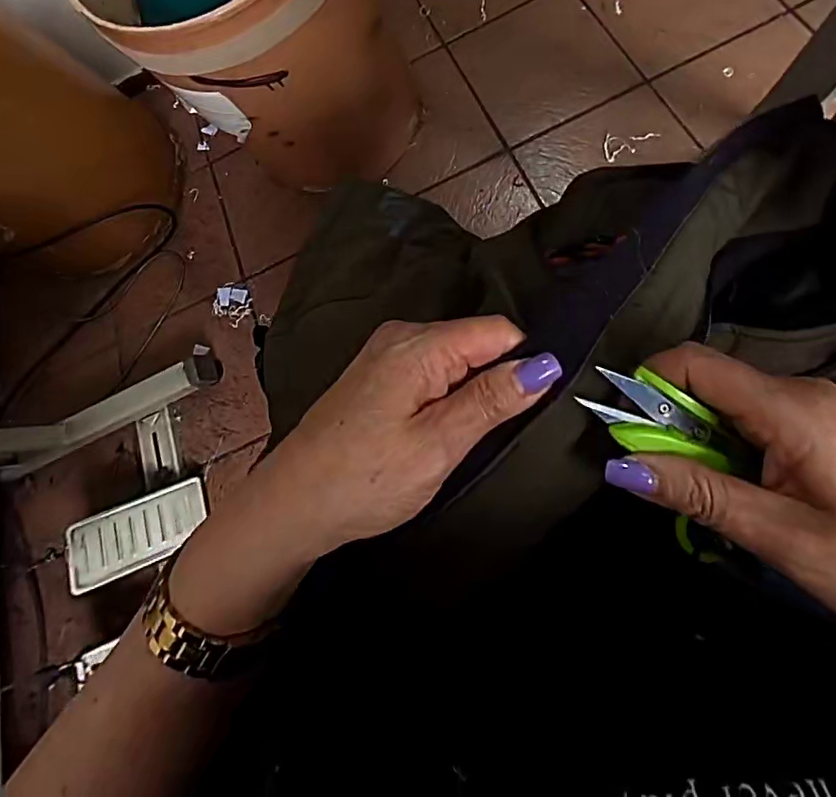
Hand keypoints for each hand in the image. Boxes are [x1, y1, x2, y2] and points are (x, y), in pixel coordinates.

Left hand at [253, 316, 562, 554]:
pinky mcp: (379, 373)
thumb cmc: (361, 480)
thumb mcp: (437, 445)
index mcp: (418, 346)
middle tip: (483, 433)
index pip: (499, 331)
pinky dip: (445, 396)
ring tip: (455, 437)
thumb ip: (492, 401)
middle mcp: (402, 336)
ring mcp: (387, 353)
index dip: (522, 364)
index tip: (524, 407)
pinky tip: (432, 431)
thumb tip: (544, 365)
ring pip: (456, 359)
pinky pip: (432, 370)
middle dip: (494, 381)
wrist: (291, 505)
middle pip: (477, 342)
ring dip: (469, 393)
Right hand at [601, 342, 835, 666]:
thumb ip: (697, 492)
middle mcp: (805, 396)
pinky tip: (735, 498)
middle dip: (668, 425)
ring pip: (729, 409)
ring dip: (698, 446)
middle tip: (654, 479)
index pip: (693, 364)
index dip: (646, 387)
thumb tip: (628, 466)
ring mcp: (817, 413)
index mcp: (794, 408)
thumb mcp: (781, 538)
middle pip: (707, 385)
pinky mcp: (824, 434)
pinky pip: (756, 427)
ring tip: (699, 501)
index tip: (619, 428)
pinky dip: (728, 454)